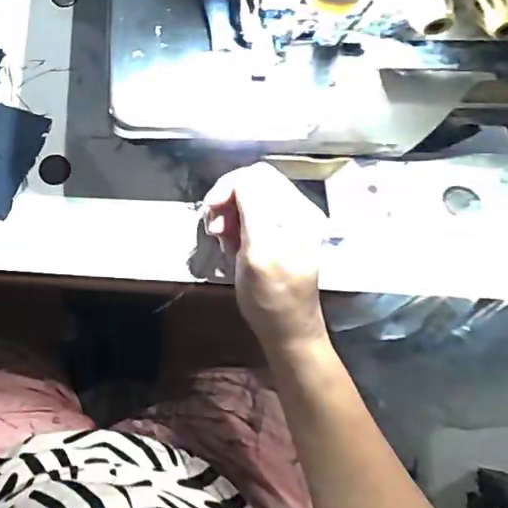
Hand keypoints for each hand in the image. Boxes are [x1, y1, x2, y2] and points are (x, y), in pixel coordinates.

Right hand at [200, 163, 328, 354]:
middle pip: (251, 185)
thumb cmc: (271, 295)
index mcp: (296, 212)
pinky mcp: (276, 237)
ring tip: (220, 238)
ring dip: (227, 215)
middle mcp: (294, 212)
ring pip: (246, 201)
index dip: (229, 186)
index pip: (258, 175)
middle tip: (213, 227)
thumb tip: (240, 178)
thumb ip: (252, 208)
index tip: (210, 208)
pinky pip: (248, 218)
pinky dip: (233, 227)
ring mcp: (285, 225)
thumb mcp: (258, 250)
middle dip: (226, 201)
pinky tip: (229, 245)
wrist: (286, 331)